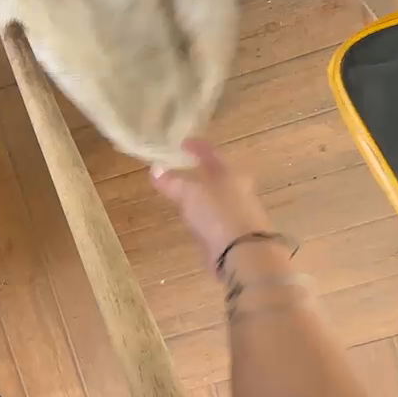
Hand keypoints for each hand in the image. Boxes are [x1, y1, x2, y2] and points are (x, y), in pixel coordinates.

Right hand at [150, 139, 275, 268]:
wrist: (243, 253)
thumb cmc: (218, 213)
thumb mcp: (189, 193)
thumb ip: (171, 182)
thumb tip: (154, 169)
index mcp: (229, 173)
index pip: (211, 153)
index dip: (197, 146)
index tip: (183, 143)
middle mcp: (238, 189)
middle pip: (219, 174)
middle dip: (203, 171)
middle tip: (184, 168)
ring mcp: (238, 211)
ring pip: (217, 196)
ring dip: (202, 193)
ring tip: (183, 193)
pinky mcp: (234, 232)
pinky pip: (215, 216)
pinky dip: (204, 213)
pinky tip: (194, 218)